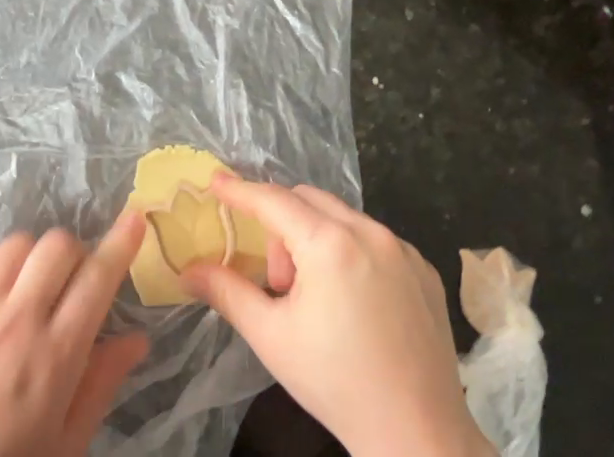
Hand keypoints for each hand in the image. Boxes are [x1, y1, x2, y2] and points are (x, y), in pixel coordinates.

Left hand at [0, 210, 150, 456]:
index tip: (134, 220)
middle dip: (75, 253)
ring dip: (35, 256)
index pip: (97, 279)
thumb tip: (137, 340)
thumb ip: (101, 384)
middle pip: (58, 246)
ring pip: (19, 242)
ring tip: (32, 284)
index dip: (121, 244)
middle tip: (72, 282)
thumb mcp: (66, 439)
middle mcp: (19, 317)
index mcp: (57, 354)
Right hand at [183, 176, 493, 456]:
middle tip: (277, 282)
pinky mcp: (425, 270)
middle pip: (309, 200)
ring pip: (343, 218)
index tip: (214, 181)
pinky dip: (351, 253)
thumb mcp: (270, 336)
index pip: (273, 200)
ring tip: (315, 298)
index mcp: (330, 244)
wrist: (417, 432)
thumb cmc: (335, 381)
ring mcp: (404, 250)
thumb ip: (227, 292)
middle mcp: (371, 233)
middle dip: (281, 226)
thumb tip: (188, 271)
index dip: (240, 190)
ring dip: (316, 239)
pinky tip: (353, 304)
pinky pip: (375, 240)